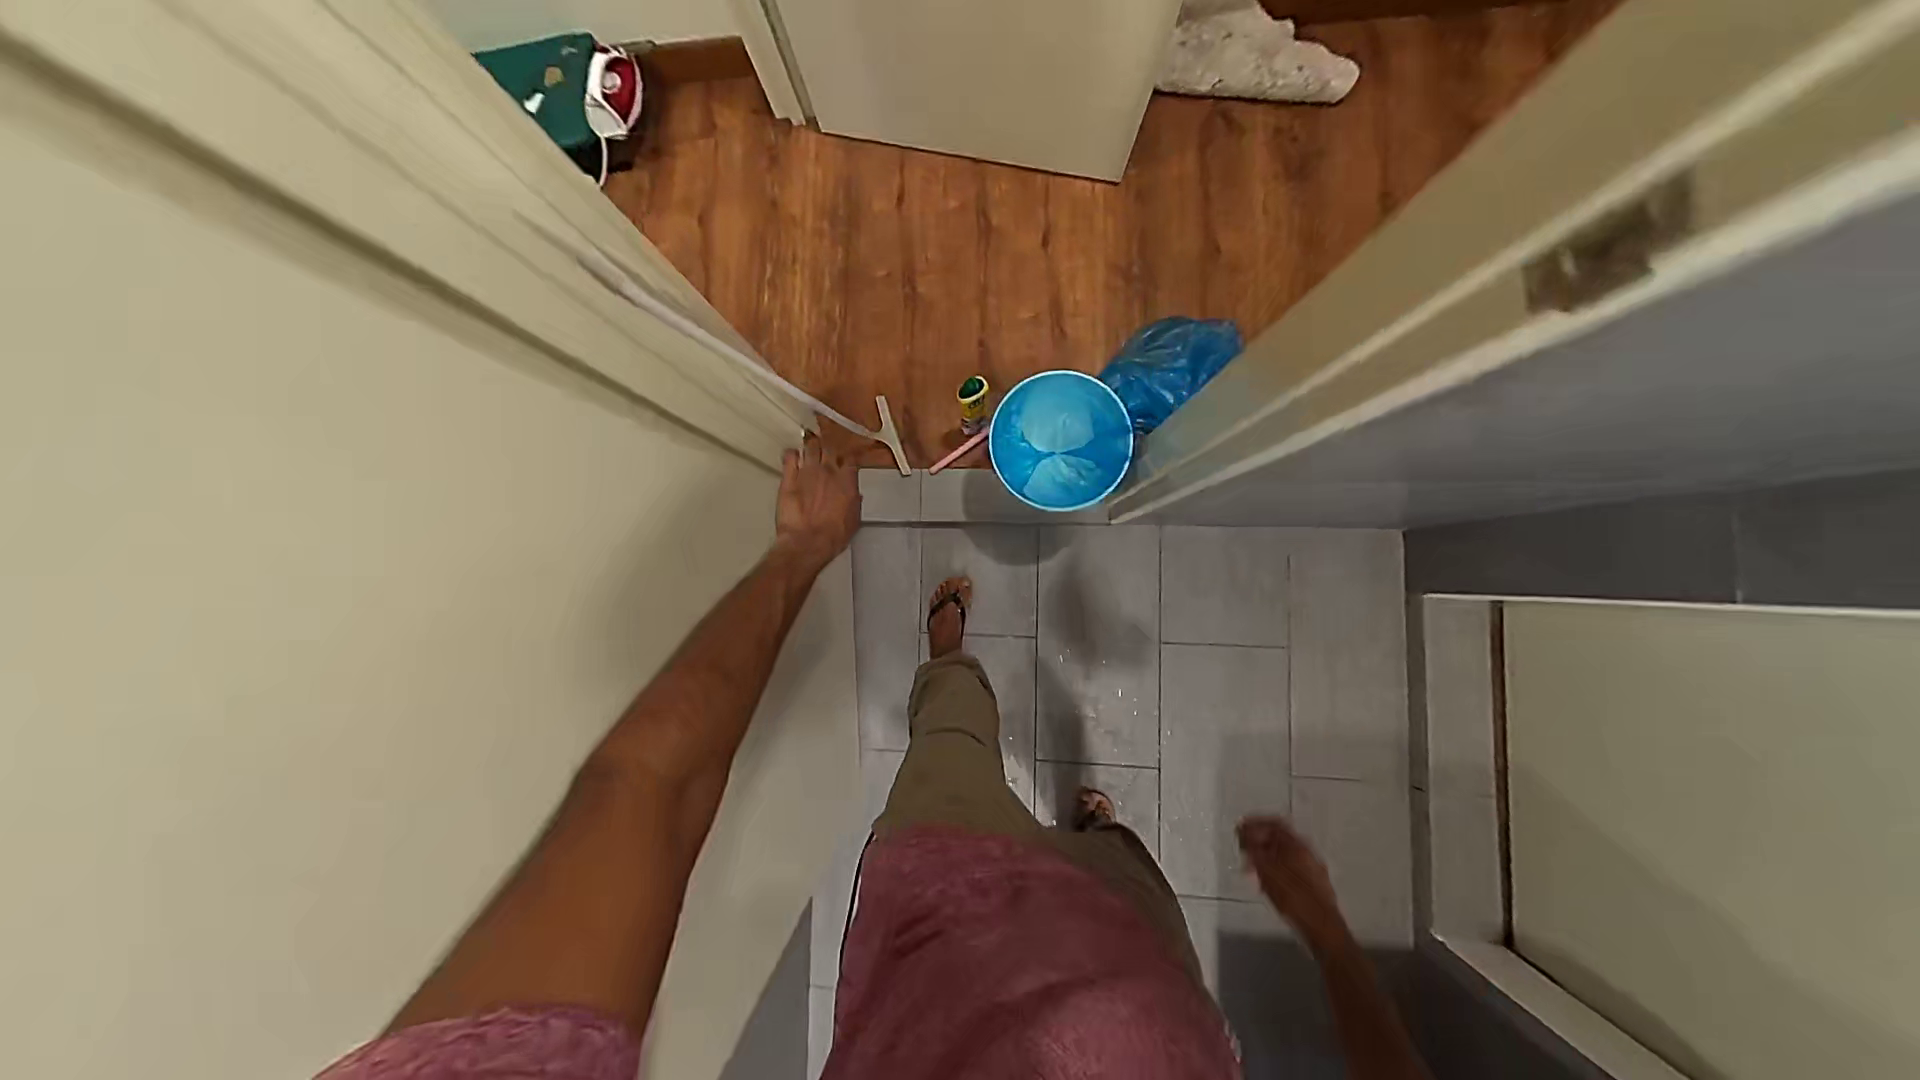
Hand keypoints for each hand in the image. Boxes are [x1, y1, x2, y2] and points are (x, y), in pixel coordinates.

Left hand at [773, 434, 860, 569]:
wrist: (808, 541)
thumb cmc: (830, 535)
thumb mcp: (853, 520)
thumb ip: (855, 503)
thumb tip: (855, 498)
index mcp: (846, 481)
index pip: (850, 460)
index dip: (848, 458)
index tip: (847, 459)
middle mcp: (828, 472)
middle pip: (829, 448)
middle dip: (829, 446)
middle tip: (827, 447)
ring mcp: (807, 472)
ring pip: (810, 446)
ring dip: (811, 445)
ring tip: (810, 444)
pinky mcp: (789, 478)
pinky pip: (789, 456)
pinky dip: (791, 454)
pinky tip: (792, 455)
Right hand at [1237, 815, 1346, 945]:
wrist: (1324, 931)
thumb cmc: (1294, 899)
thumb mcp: (1268, 871)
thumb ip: (1254, 850)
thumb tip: (1244, 832)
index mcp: (1298, 847)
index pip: (1274, 824)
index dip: (1255, 822)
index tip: (1240, 827)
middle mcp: (1308, 854)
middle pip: (1280, 838)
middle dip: (1259, 841)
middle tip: (1244, 849)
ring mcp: (1313, 871)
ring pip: (1285, 855)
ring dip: (1266, 857)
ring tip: (1252, 869)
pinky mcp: (1314, 887)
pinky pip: (1290, 869)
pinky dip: (1276, 870)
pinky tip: (1267, 884)